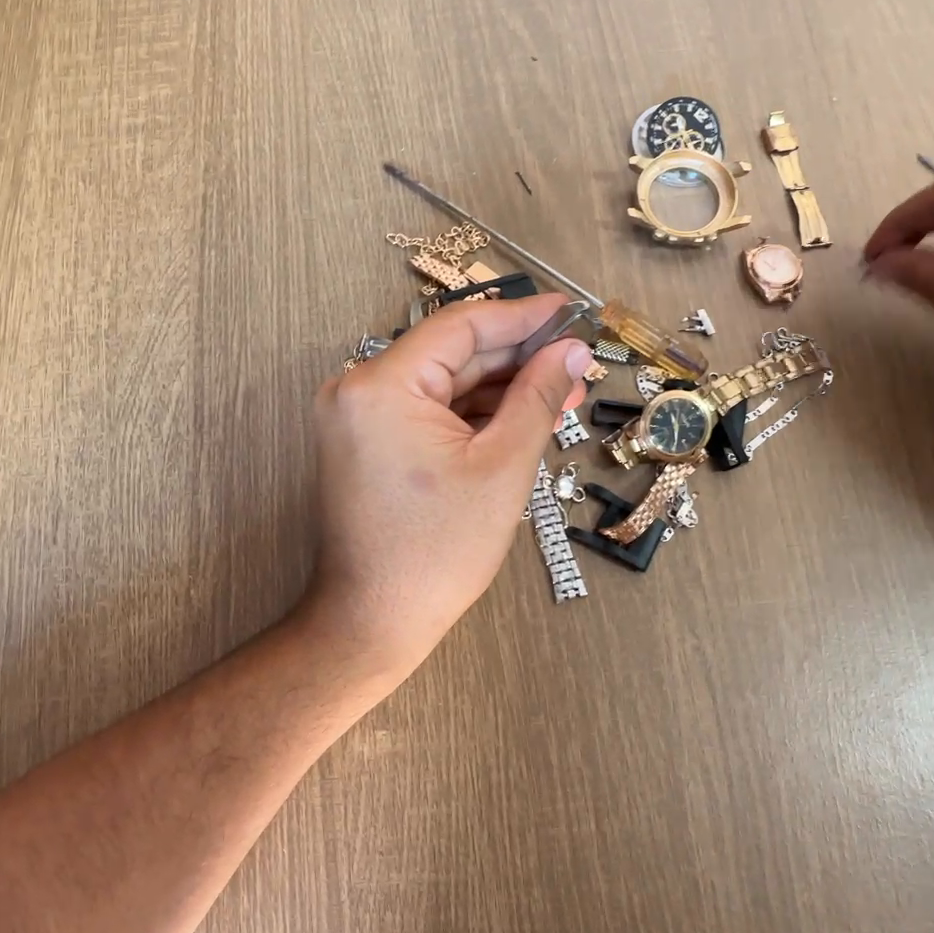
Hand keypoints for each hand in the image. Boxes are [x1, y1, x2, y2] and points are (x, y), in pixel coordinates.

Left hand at [304, 295, 591, 670]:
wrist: (374, 620)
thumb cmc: (438, 551)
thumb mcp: (502, 467)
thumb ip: (537, 397)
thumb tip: (571, 350)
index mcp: (380, 386)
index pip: (460, 327)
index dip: (521, 317)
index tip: (570, 312)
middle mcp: (357, 389)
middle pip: (450, 354)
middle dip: (516, 359)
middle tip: (576, 362)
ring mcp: (356, 418)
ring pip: (442, 384)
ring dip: (498, 389)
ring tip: (561, 394)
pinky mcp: (365, 443)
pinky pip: (425, 412)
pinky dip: (470, 415)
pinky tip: (519, 418)